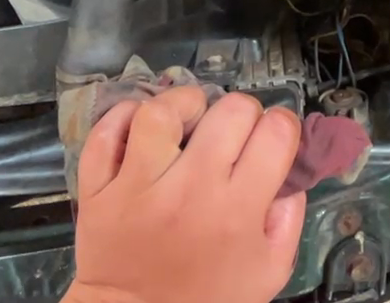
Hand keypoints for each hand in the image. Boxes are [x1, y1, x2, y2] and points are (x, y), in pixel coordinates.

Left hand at [62, 87, 306, 302]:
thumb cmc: (208, 297)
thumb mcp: (269, 270)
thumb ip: (290, 215)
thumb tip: (290, 167)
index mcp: (238, 209)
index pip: (277, 129)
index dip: (281, 126)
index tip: (270, 140)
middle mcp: (191, 189)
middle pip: (231, 109)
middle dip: (242, 113)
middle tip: (232, 137)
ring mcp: (138, 187)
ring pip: (162, 111)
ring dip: (181, 105)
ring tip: (186, 124)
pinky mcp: (98, 190)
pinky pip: (106, 133)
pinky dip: (122, 117)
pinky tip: (141, 129)